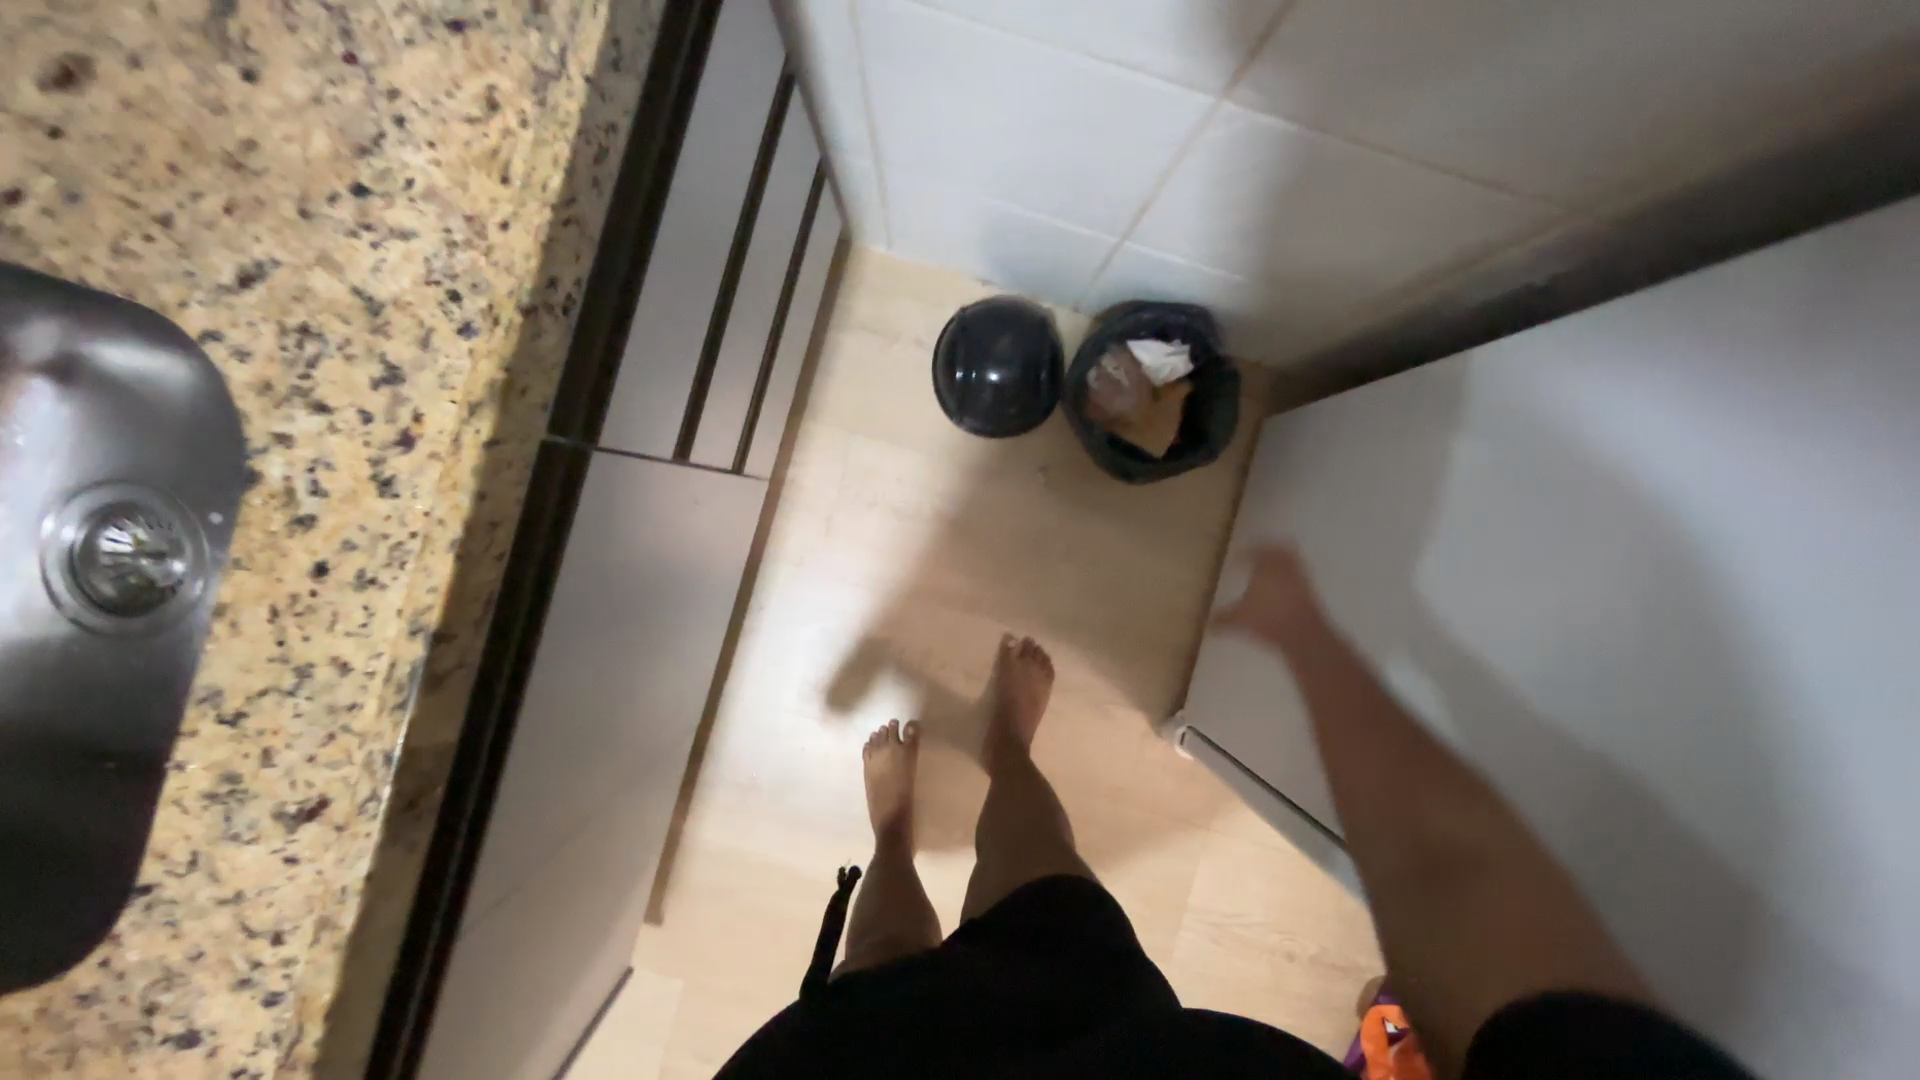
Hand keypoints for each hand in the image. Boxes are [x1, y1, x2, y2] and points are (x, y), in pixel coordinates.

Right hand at [1213, 543, 1328, 648]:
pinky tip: (1285, 586)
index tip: (1237, 557)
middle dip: (1268, 549)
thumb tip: (1208, 624)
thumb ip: (1223, 619)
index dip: (1245, 553)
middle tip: (1258, 553)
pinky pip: (1300, 574)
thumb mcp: (1239, 621)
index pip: (1254, 552)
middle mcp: (1283, 568)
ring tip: (1273, 566)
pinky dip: (1292, 574)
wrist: (1303, 634)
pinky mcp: (1310, 590)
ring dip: (1283, 559)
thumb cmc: (1267, 620)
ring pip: (1292, 559)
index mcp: (1264, 568)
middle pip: (1278, 549)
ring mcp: (1299, 578)